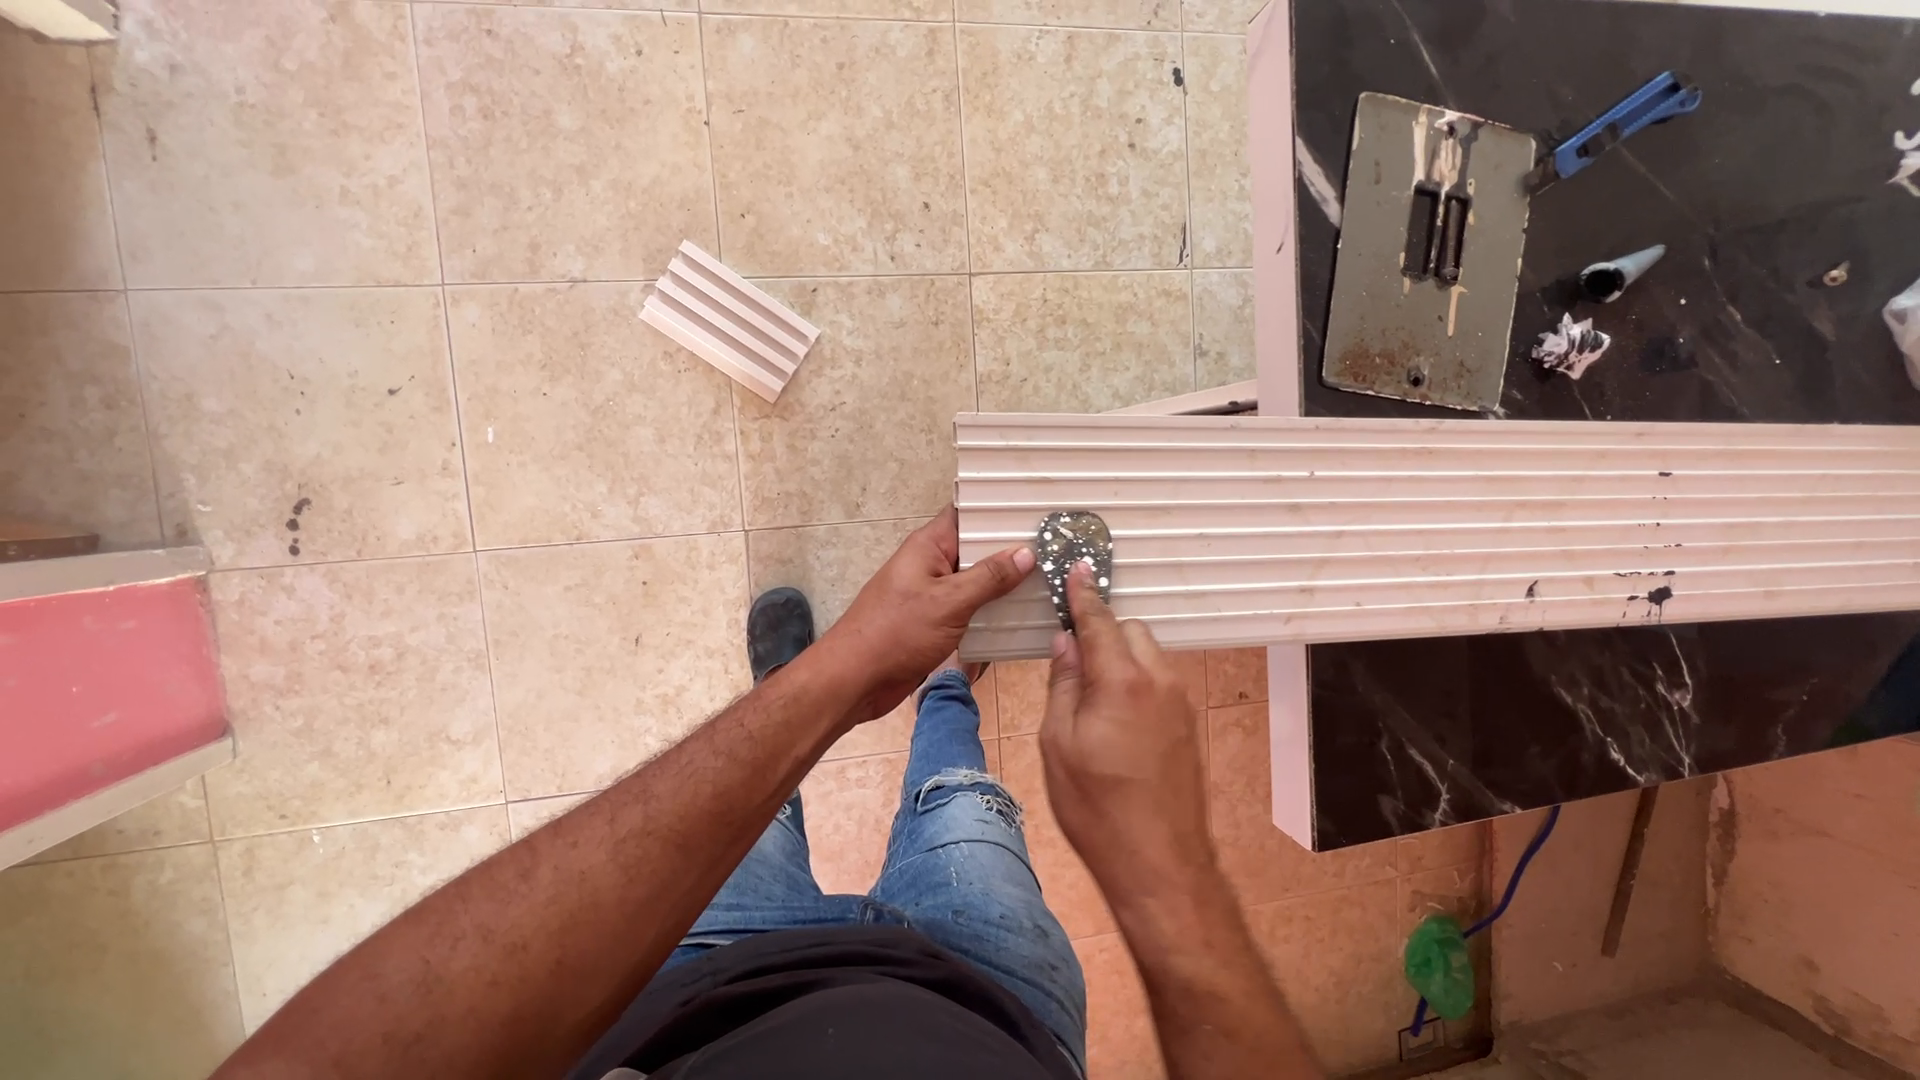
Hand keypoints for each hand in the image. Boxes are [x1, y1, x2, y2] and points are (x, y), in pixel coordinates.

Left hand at [819, 507, 1034, 724]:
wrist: (855, 680)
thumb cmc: (896, 632)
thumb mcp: (948, 601)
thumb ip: (989, 577)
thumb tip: (1027, 552)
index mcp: (928, 546)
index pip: (966, 513)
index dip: (998, 509)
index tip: (1037, 507)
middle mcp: (932, 565)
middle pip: (977, 548)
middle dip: (1012, 548)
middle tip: (1058, 545)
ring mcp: (934, 595)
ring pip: (977, 581)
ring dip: (1007, 583)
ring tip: (1053, 577)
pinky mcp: (937, 623)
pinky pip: (971, 608)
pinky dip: (994, 610)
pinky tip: (1026, 615)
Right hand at [1041, 563, 1216, 900]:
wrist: (1159, 862)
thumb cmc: (1096, 805)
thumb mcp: (1059, 742)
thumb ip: (1064, 682)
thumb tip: (1067, 642)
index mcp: (1123, 680)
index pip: (1100, 620)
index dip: (1084, 594)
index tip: (1077, 567)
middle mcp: (1159, 680)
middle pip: (1130, 631)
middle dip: (1103, 632)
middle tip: (1071, 661)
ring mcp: (1179, 702)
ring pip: (1147, 655)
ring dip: (1120, 658)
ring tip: (1090, 697)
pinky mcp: (1187, 725)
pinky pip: (1157, 682)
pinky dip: (1135, 680)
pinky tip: (1114, 718)